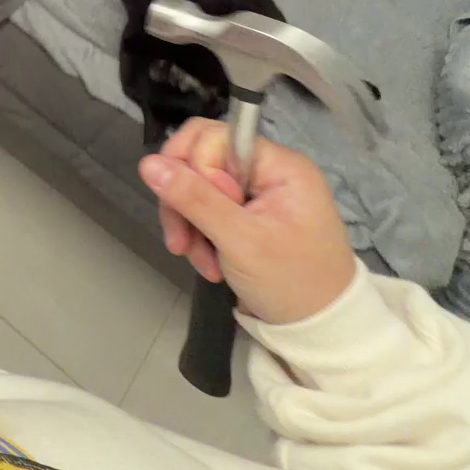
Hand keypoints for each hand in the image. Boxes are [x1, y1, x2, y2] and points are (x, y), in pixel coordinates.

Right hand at [138, 118, 356, 323]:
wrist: (323, 332)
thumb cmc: (293, 283)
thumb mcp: (241, 242)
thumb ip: (194, 198)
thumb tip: (146, 163)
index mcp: (278, 165)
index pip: (212, 137)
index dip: (195, 169)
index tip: (204, 212)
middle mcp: (267, 169)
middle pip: (198, 160)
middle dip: (183, 199)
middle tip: (182, 239)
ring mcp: (255, 191)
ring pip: (195, 185)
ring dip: (188, 222)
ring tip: (198, 259)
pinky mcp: (245, 211)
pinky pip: (203, 205)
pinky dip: (197, 232)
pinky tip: (207, 261)